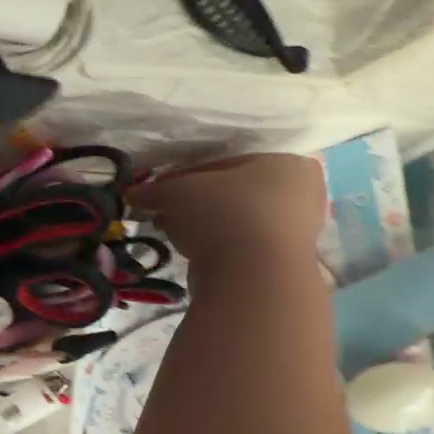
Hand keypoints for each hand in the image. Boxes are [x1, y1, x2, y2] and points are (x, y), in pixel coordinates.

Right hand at [128, 153, 325, 266]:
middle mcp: (300, 189)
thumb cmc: (224, 213)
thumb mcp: (179, 191)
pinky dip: (214, 244)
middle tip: (161, 213)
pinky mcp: (280, 257)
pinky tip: (191, 250)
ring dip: (200, 224)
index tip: (155, 192)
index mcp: (286, 161)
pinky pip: (238, 242)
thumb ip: (155, 190)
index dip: (183, 177)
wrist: (252, 272)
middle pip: (230, 192)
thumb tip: (133, 194)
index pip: (224, 164)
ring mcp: (295, 226)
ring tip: (171, 232)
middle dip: (192, 202)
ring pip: (233, 218)